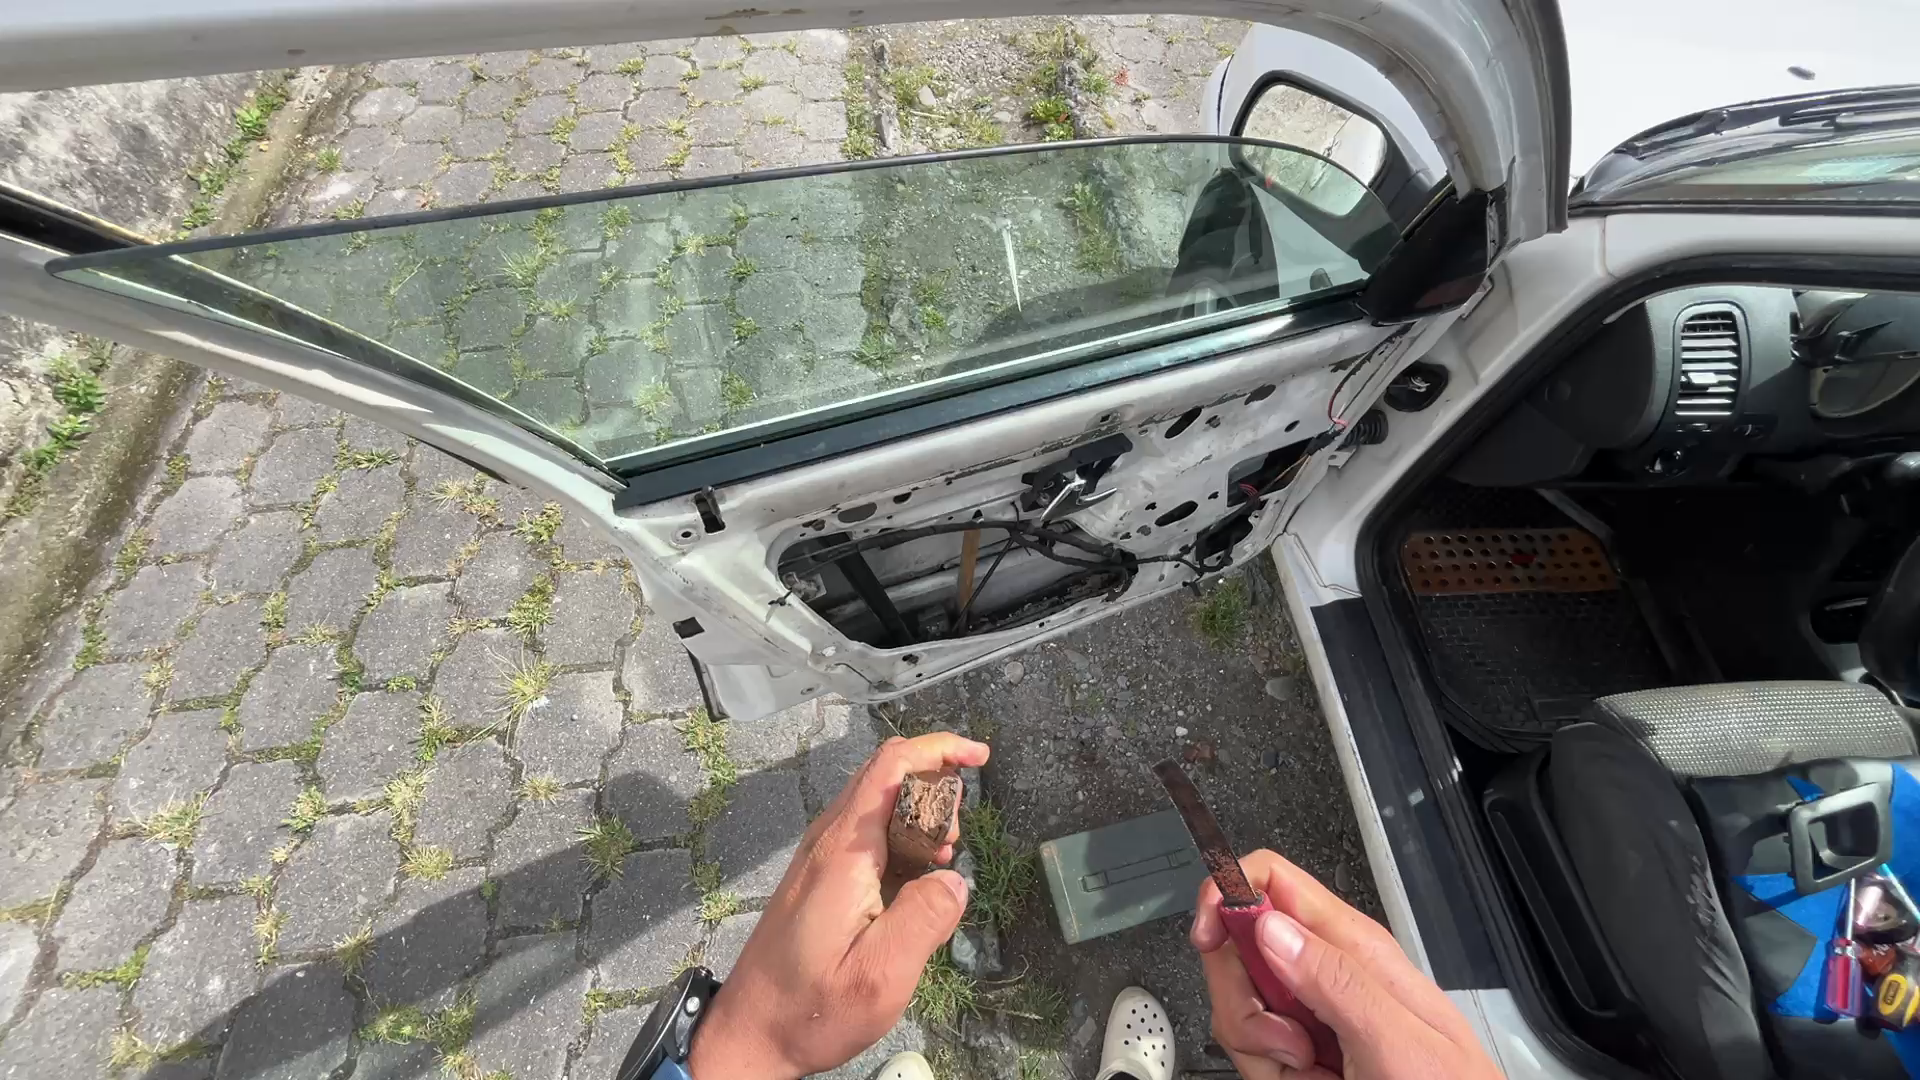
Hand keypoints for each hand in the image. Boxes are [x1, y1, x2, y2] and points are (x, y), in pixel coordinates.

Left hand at [686, 733, 990, 1079]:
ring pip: (880, 799)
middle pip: (889, 773)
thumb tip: (956, 878)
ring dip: (922, 812)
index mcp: (845, 848)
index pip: (893, 766)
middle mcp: (831, 836)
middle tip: (956, 839)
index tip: (980, 757)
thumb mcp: (879, 976)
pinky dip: (905, 834)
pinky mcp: (822, 870)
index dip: (940, 748)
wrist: (748, 1033)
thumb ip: (923, 920)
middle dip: (936, 783)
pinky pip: (871, 828)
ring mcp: (823, 851)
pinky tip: (917, 876)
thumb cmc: (812, 1008)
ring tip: (944, 858)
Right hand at [1191, 850, 1502, 1079]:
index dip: (1225, 891)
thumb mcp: (1403, 1045)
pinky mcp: (1293, 1048)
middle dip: (1238, 992)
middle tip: (1285, 1041)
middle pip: (1236, 941)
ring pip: (1235, 997)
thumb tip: (1267, 923)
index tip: (1207, 937)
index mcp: (1349, 943)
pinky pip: (1246, 1042)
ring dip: (1255, 1043)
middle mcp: (1319, 966)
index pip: (1268, 877)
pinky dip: (1264, 1069)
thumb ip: (1337, 981)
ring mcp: (1304, 1008)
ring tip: (1310, 1073)